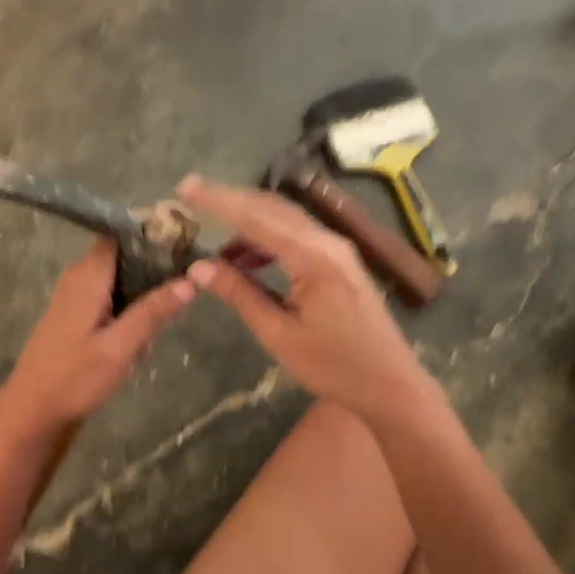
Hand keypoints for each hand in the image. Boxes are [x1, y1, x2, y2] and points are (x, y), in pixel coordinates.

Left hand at [0, 240, 196, 437]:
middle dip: (152, 281)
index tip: (183, 251)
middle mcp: (79, 276)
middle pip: (126, 259)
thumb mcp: (120, 347)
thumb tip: (192, 280)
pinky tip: (132, 350)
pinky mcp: (75, 314)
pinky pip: (110, 303)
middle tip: (168, 313)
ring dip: (140, 307)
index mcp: (88, 275)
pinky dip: (126, 320)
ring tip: (146, 342)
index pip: (123, 234)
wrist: (32, 411)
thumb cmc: (74, 378)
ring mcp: (74, 295)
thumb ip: (153, 312)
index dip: (153, 237)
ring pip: (122, 284)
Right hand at [177, 175, 433, 420]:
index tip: (184, 188)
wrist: (391, 385)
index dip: (217, 201)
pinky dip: (266, 237)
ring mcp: (337, 249)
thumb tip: (198, 267)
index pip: (256, 218)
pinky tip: (244, 257)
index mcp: (313, 258)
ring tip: (210, 234)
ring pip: (284, 218)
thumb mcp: (278, 334)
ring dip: (246, 220)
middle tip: (189, 194)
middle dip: (228, 199)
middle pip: (271, 207)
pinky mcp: (339, 261)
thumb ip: (240, 294)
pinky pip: (296, 235)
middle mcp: (328, 242)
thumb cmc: (333, 366)